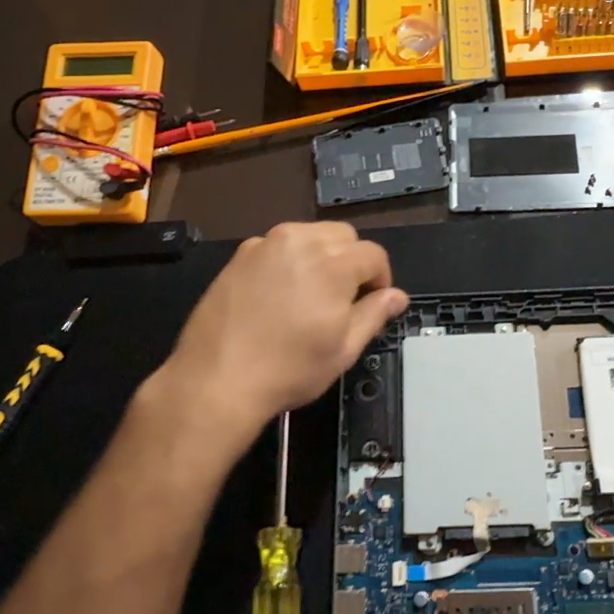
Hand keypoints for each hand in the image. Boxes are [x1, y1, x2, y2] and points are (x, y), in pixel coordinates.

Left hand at [159, 222, 407, 436]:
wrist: (217, 379)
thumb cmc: (288, 370)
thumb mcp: (343, 350)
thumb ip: (374, 315)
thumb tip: (397, 295)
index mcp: (333, 264)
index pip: (373, 254)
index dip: (381, 278)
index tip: (372, 303)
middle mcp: (300, 242)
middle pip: (343, 236)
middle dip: (352, 260)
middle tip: (344, 299)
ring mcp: (265, 245)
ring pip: (309, 235)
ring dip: (322, 255)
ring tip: (312, 294)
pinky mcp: (240, 254)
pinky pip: (278, 245)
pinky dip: (289, 260)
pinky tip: (280, 294)